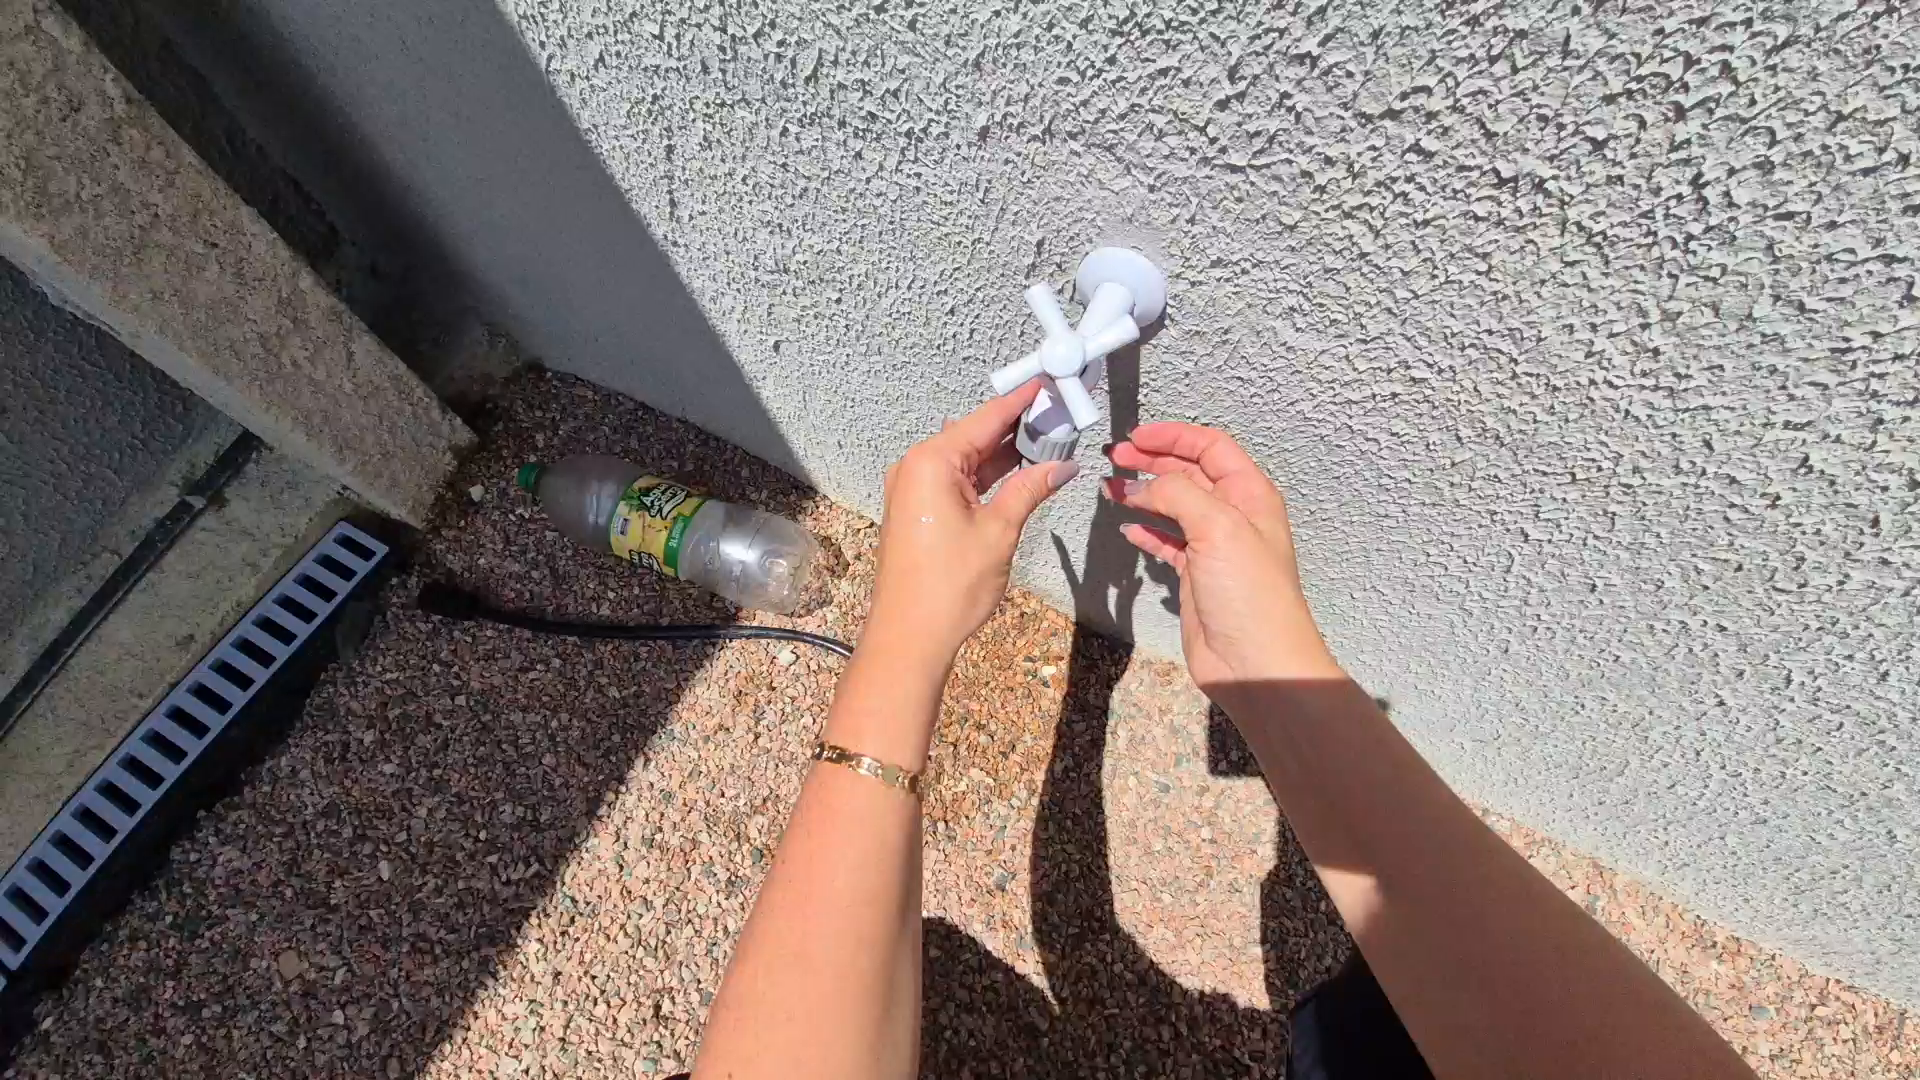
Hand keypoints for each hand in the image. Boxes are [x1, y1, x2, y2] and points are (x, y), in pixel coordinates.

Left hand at [868, 380, 1080, 660]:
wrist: (910, 635)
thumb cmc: (949, 586)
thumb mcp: (999, 531)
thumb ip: (1029, 489)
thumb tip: (1062, 467)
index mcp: (931, 462)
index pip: (984, 419)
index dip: (1019, 401)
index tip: (1044, 382)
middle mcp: (916, 467)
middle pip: (974, 435)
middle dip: (1015, 427)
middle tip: (1055, 414)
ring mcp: (913, 489)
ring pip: (966, 459)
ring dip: (1003, 453)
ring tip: (1045, 439)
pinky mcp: (917, 510)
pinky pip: (956, 480)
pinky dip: (985, 476)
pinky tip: (1016, 472)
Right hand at [1105, 422, 1340, 693]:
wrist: (1255, 662)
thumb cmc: (1248, 593)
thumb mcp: (1218, 528)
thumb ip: (1178, 494)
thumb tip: (1141, 486)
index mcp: (1248, 495)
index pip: (1210, 448)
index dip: (1174, 437)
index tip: (1136, 437)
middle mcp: (1232, 516)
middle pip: (1188, 474)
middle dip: (1152, 462)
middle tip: (1115, 458)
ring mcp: (1212, 546)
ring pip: (1173, 507)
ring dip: (1143, 494)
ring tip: (1110, 488)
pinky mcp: (1194, 575)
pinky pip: (1166, 542)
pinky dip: (1145, 532)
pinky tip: (1126, 528)